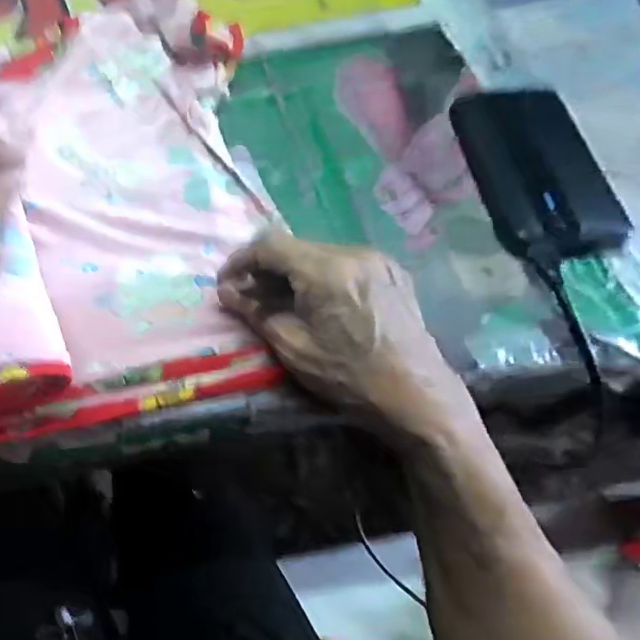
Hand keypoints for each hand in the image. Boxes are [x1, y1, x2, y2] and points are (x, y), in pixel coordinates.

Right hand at [218, 228, 477, 448]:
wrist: (414, 394)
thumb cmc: (346, 375)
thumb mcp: (291, 346)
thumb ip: (256, 312)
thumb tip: (227, 292)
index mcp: (326, 270)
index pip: (269, 244)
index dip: (240, 260)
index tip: (225, 284)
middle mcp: (353, 254)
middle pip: (293, 245)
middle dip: (263, 267)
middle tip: (246, 296)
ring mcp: (377, 260)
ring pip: (316, 253)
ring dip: (289, 271)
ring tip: (277, 301)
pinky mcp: (391, 272)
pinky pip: (341, 262)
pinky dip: (317, 275)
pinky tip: (311, 302)